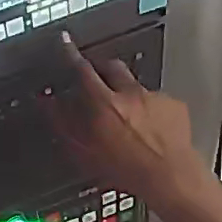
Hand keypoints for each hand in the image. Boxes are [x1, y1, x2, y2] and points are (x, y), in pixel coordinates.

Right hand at [56, 33, 217, 210]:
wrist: (170, 178)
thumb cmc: (128, 172)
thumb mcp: (86, 153)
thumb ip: (65, 125)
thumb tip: (49, 106)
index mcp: (104, 104)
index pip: (82, 69)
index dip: (71, 54)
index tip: (66, 43)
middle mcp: (129, 94)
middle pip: (111, 67)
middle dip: (101, 70)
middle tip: (96, 82)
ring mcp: (154, 97)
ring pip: (135, 85)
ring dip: (127, 94)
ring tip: (127, 118)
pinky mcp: (173, 104)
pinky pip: (157, 100)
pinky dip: (150, 110)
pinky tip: (150, 129)